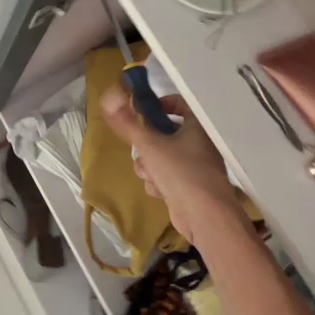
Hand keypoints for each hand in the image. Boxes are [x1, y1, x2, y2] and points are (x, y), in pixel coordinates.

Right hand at [99, 86, 244, 244]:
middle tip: (141, 150)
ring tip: (152, 175)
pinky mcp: (188, 187)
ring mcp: (195, 167)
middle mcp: (199, 144)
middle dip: (147, 145)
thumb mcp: (150, 145)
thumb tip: (109, 97)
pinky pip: (166, 177)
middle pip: (164, 134)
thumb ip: (128, 122)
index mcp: (197, 127)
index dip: (159, 105)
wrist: (205, 218)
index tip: (141, 112)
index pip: (179, 104)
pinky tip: (161, 192)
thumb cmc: (181, 173)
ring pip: (161, 157)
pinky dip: (160, 183)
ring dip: (150, 167)